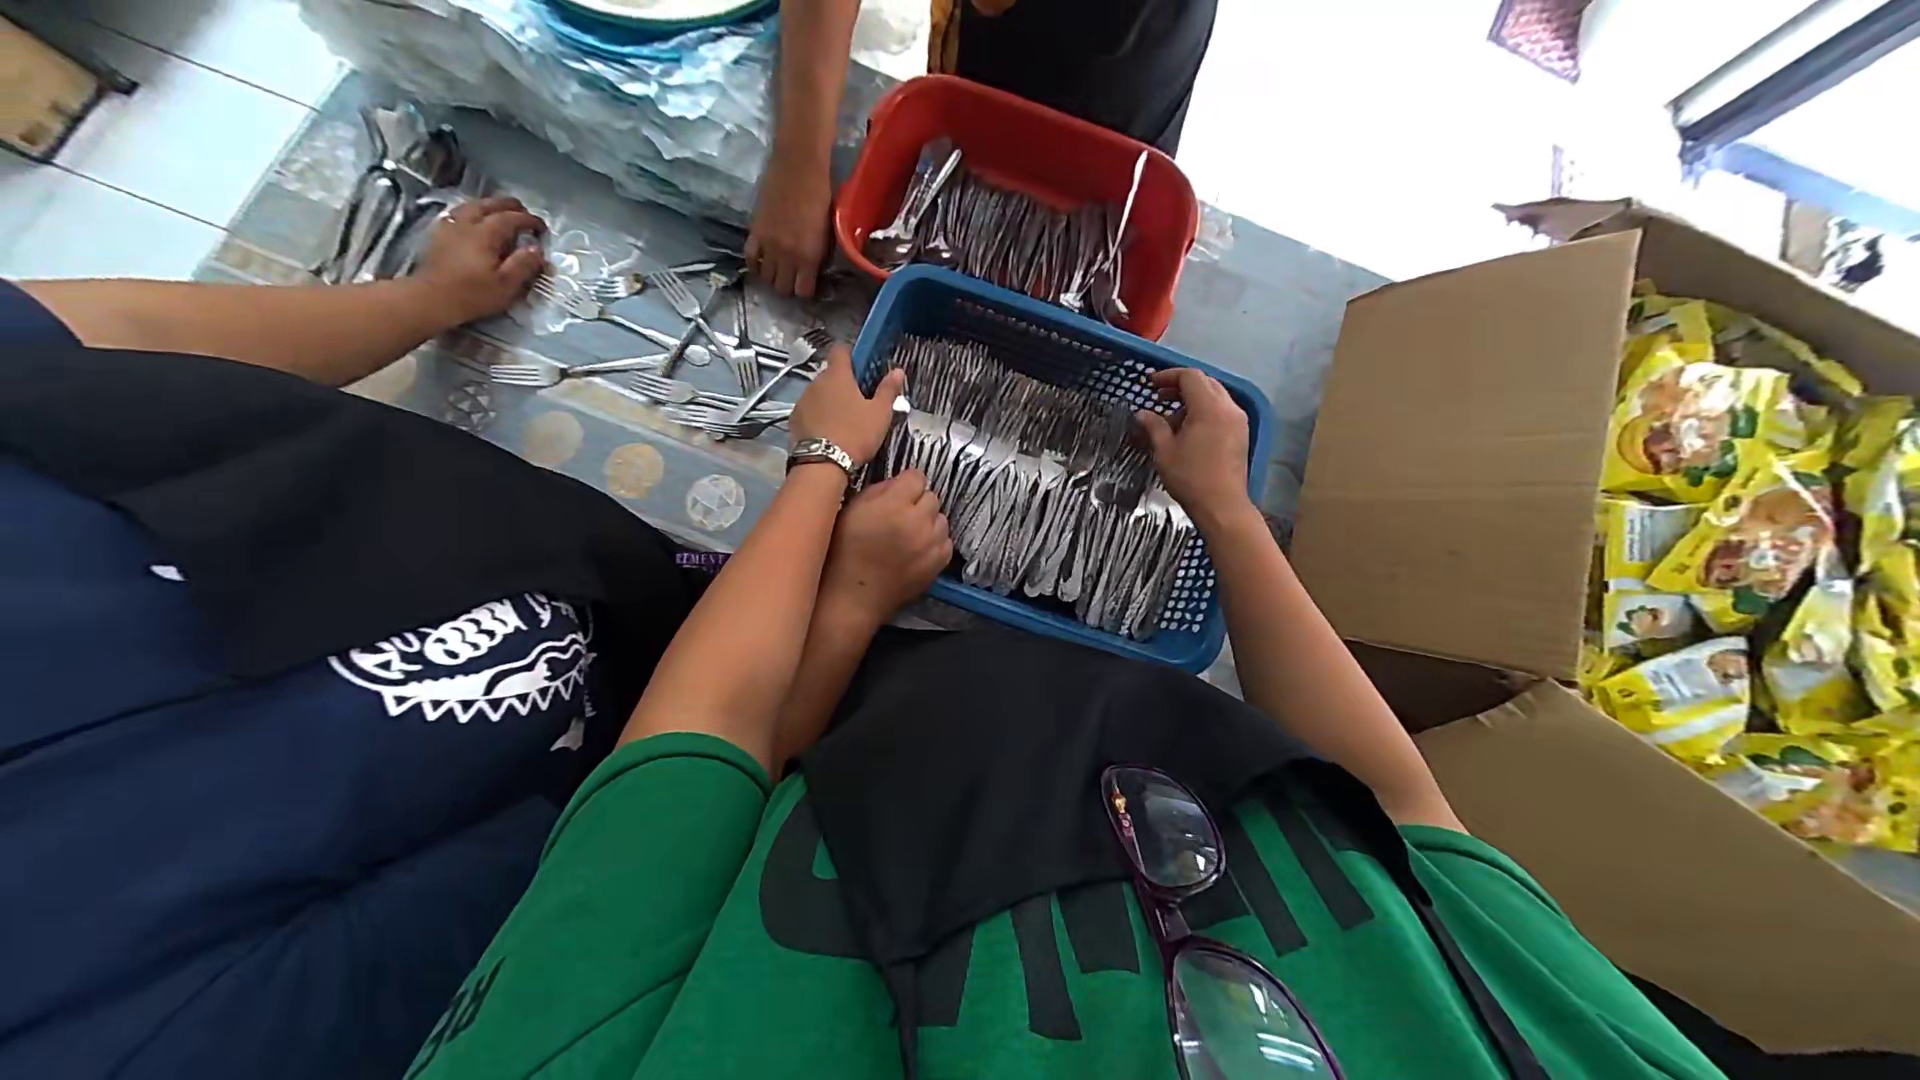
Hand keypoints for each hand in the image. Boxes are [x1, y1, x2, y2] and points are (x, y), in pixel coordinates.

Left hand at [414, 196, 547, 326]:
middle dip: (508, 206)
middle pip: (488, 205)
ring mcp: (450, 227)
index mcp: (485, 235)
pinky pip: (458, 214)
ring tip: (500, 210)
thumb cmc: (474, 294)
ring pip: (471, 206)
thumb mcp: (507, 284)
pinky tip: (474, 219)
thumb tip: (538, 250)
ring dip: (488, 205)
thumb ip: (524, 264)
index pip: (510, 219)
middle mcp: (466, 224)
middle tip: (524, 211)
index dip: (528, 220)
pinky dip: (471, 211)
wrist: (432, 297)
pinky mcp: (440, 234)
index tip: (543, 227)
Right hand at [746, 155, 832, 297]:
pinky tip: (761, 260)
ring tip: (778, 269)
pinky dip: (755, 264)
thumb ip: (820, 256)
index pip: (803, 292)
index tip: (808, 285)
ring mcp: (768, 245)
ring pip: (765, 278)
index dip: (806, 292)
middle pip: (782, 289)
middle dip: (788, 287)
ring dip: (772, 277)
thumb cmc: (821, 197)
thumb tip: (813, 271)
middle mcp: (787, 256)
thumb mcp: (828, 233)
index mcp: (808, 257)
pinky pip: (750, 258)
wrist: (798, 166)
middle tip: (792, 278)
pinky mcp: (754, 231)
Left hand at [789, 343, 906, 465]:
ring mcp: (802, 401)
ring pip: (818, 393)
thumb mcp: (879, 414)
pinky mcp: (793, 419)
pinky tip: (827, 432)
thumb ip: (888, 390)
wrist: (822, 464)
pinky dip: (817, 415)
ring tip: (842, 420)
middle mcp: (816, 382)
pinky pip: (809, 410)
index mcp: (837, 376)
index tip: (861, 366)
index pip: (841, 350)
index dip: (851, 354)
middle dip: (843, 383)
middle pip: (830, 374)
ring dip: (829, 400)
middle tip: (858, 401)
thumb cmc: (855, 434)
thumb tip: (897, 371)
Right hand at [820, 469, 951, 625]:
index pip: (917, 477)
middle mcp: (919, 522)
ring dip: (928, 521)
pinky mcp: (939, 564)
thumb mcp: (852, 510)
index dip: (906, 483)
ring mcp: (932, 545)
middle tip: (900, 515)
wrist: (853, 597)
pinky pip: (946, 541)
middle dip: (917, 502)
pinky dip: (935, 541)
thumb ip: (879, 490)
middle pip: (932, 497)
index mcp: (895, 506)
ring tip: (910, 533)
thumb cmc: (843, 552)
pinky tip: (918, 548)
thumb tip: (899, 484)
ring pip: (942, 519)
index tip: (897, 492)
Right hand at [1136, 368, 1253, 528]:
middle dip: (1180, 386)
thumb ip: (1153, 426)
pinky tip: (1189, 429)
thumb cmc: (1190, 477)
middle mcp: (1228, 408)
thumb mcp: (1164, 451)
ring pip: (1215, 396)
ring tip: (1171, 418)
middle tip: (1159, 398)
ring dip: (1192, 400)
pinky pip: (1222, 411)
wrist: (1222, 505)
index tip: (1150, 384)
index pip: (1190, 377)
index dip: (1168, 376)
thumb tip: (1142, 414)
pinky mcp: (1241, 433)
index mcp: (1209, 408)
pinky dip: (1204, 411)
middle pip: (1205, 383)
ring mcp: (1238, 421)